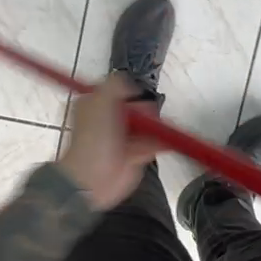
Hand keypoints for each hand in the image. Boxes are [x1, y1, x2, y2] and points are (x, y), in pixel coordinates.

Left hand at [55, 75, 161, 210]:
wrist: (92, 177)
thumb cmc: (93, 139)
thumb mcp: (101, 101)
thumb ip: (115, 84)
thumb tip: (129, 82)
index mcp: (96, 105)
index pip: (116, 90)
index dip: (128, 90)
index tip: (136, 94)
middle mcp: (109, 120)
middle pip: (135, 107)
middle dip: (146, 110)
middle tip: (149, 114)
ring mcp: (121, 138)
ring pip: (146, 126)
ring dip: (156, 127)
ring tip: (159, 128)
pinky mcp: (133, 155)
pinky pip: (152, 144)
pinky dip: (161, 142)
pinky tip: (167, 140)